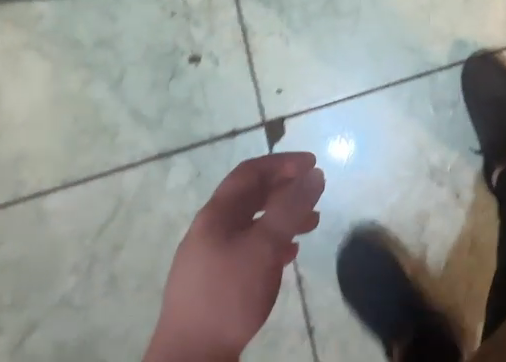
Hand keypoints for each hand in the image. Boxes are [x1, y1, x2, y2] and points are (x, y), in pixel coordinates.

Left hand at [144, 152, 326, 361]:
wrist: (190, 360)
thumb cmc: (227, 296)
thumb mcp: (264, 247)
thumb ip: (290, 208)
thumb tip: (313, 175)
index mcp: (216, 215)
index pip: (250, 172)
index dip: (282, 163)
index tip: (313, 164)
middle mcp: (210, 231)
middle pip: (251, 197)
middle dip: (285, 189)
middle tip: (315, 193)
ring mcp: (211, 258)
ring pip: (252, 224)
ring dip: (283, 217)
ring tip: (312, 224)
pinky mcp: (216, 284)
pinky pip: (249, 250)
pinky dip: (273, 243)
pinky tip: (289, 255)